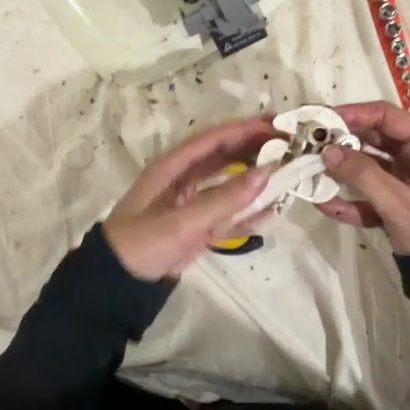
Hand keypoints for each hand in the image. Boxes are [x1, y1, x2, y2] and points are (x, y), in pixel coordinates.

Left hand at [103, 117, 279, 280]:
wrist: (118, 284)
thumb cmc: (142, 244)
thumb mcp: (182, 222)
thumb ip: (225, 199)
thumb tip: (266, 173)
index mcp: (172, 168)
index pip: (213, 139)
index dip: (244, 129)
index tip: (277, 124)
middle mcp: (183, 179)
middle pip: (224, 157)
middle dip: (255, 149)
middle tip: (290, 144)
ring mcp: (191, 204)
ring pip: (229, 184)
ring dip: (255, 179)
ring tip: (288, 170)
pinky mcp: (197, 227)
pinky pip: (227, 214)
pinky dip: (247, 212)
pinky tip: (272, 210)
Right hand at [315, 101, 409, 254]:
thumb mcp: (399, 204)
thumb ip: (363, 176)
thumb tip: (327, 150)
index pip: (386, 117)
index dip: (354, 114)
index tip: (322, 120)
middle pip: (373, 139)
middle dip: (341, 142)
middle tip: (309, 145)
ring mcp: (404, 181)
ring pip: (366, 167)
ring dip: (340, 172)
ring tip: (310, 173)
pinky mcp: (394, 204)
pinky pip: (367, 194)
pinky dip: (348, 200)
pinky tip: (324, 205)